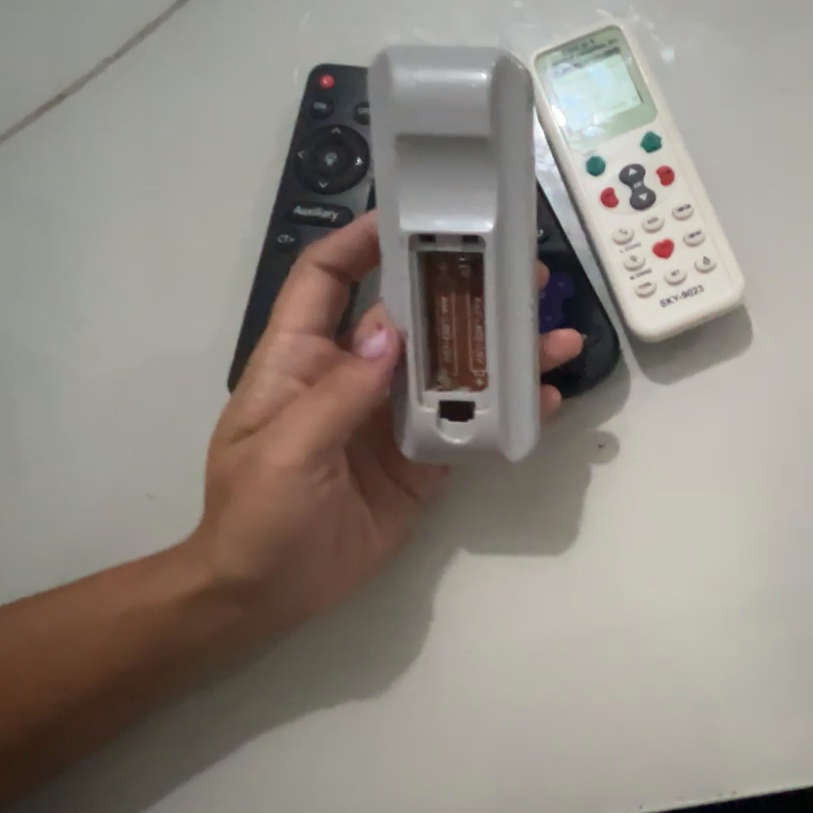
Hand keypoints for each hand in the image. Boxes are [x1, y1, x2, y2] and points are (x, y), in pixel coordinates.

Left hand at [186, 212, 584, 627]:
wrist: (267, 595)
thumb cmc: (254, 517)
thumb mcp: (283, 450)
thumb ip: (338, 392)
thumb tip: (392, 332)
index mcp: (303, 359)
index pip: (327, 278)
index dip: (363, 241)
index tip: (414, 216)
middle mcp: (355, 376)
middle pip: (414, 318)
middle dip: (466, 293)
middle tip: (525, 278)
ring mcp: (394, 419)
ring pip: (454, 370)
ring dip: (505, 354)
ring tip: (558, 340)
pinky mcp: (425, 460)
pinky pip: (470, 426)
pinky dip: (509, 413)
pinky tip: (547, 402)